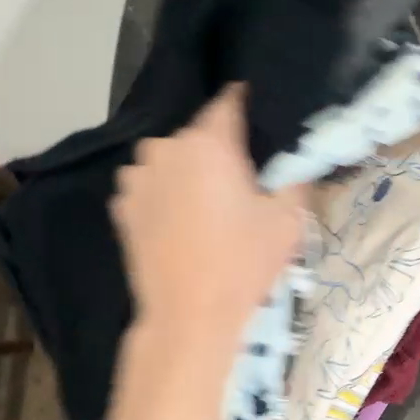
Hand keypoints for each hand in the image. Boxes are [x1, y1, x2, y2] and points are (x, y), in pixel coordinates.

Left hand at [110, 85, 306, 349]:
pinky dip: (168, 200)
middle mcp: (166, 147)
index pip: (231, 102)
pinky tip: (185, 230)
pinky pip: (154, 190)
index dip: (251, 107)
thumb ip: (296, 181)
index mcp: (209, 143)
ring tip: (212, 215)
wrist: (190, 317)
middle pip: (201, 138)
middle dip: (223, 157)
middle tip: (245, 191)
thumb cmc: (244, 266)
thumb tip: (297, 162)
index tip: (265, 122)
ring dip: (192, 178)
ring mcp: (137, 176)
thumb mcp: (289, 224)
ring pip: (175, 164)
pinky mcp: (122, 205)